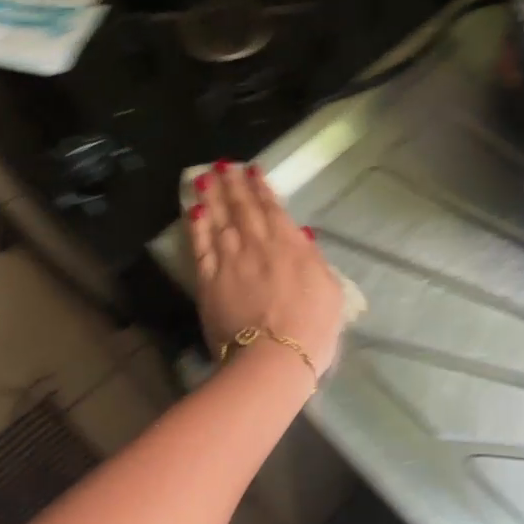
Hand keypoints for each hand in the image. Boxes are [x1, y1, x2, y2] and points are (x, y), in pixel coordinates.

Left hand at [188, 162, 344, 376]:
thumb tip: (299, 236)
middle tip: (221, 165)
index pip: (272, 208)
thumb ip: (313, 259)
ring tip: (202, 177)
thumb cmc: (312, 328)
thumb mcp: (330, 290)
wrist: (273, 358)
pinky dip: (196, 225)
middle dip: (231, 184)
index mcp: (289, 245)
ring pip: (218, 219)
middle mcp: (257, 244)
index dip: (260, 187)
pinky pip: (200, 245)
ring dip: (210, 195)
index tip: (250, 169)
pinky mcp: (208, 280)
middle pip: (241, 207)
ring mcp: (230, 260)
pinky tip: (193, 210)